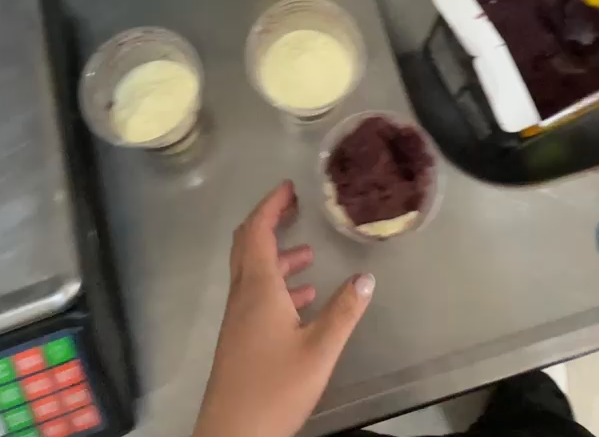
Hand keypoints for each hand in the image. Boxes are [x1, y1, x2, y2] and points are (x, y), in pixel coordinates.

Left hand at [193, 180, 374, 436]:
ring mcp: (238, 316)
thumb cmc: (274, 388)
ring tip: (308, 253)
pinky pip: (256, 294)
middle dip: (269, 219)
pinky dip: (276, 284)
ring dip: (277, 255)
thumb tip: (367, 277)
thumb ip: (344, 312)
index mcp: (258, 286)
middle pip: (248, 243)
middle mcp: (243, 294)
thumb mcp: (319, 350)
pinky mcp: (240, 336)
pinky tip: (302, 298)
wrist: (232, 435)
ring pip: (253, 270)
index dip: (272, 204)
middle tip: (293, 206)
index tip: (289, 186)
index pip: (258, 230)